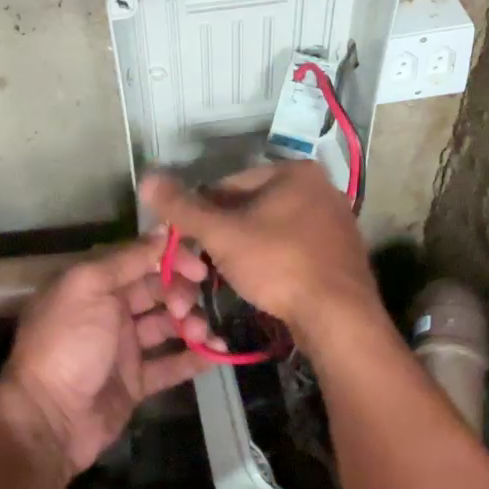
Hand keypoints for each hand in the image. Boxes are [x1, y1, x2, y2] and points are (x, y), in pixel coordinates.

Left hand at [0, 233, 213, 472]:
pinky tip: (219, 353)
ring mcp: (123, 347)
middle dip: (181, 293)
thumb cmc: (67, 343)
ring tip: (202, 333)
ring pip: (168, 325)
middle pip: (157, 290)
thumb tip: (162, 231)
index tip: (197, 266)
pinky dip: (195, 357)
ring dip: (191, 323)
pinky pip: (171, 363)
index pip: (139, 259)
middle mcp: (108, 311)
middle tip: (187, 308)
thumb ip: (126, 258)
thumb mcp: (88, 287)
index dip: (170, 258)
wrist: (49, 418)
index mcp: (92, 284)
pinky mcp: (135, 381)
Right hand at [140, 162, 380, 346]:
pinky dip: (274, 263)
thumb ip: (183, 208)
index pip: (229, 184)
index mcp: (295, 171)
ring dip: (247, 250)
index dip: (200, 212)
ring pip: (273, 230)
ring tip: (228, 276)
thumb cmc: (279, 265)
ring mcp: (336, 222)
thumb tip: (147, 177)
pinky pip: (295, 250)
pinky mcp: (341, 254)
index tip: (185, 240)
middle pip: (252, 206)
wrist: (338, 316)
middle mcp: (321, 188)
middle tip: (204, 263)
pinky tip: (263, 285)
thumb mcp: (222, 234)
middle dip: (225, 233)